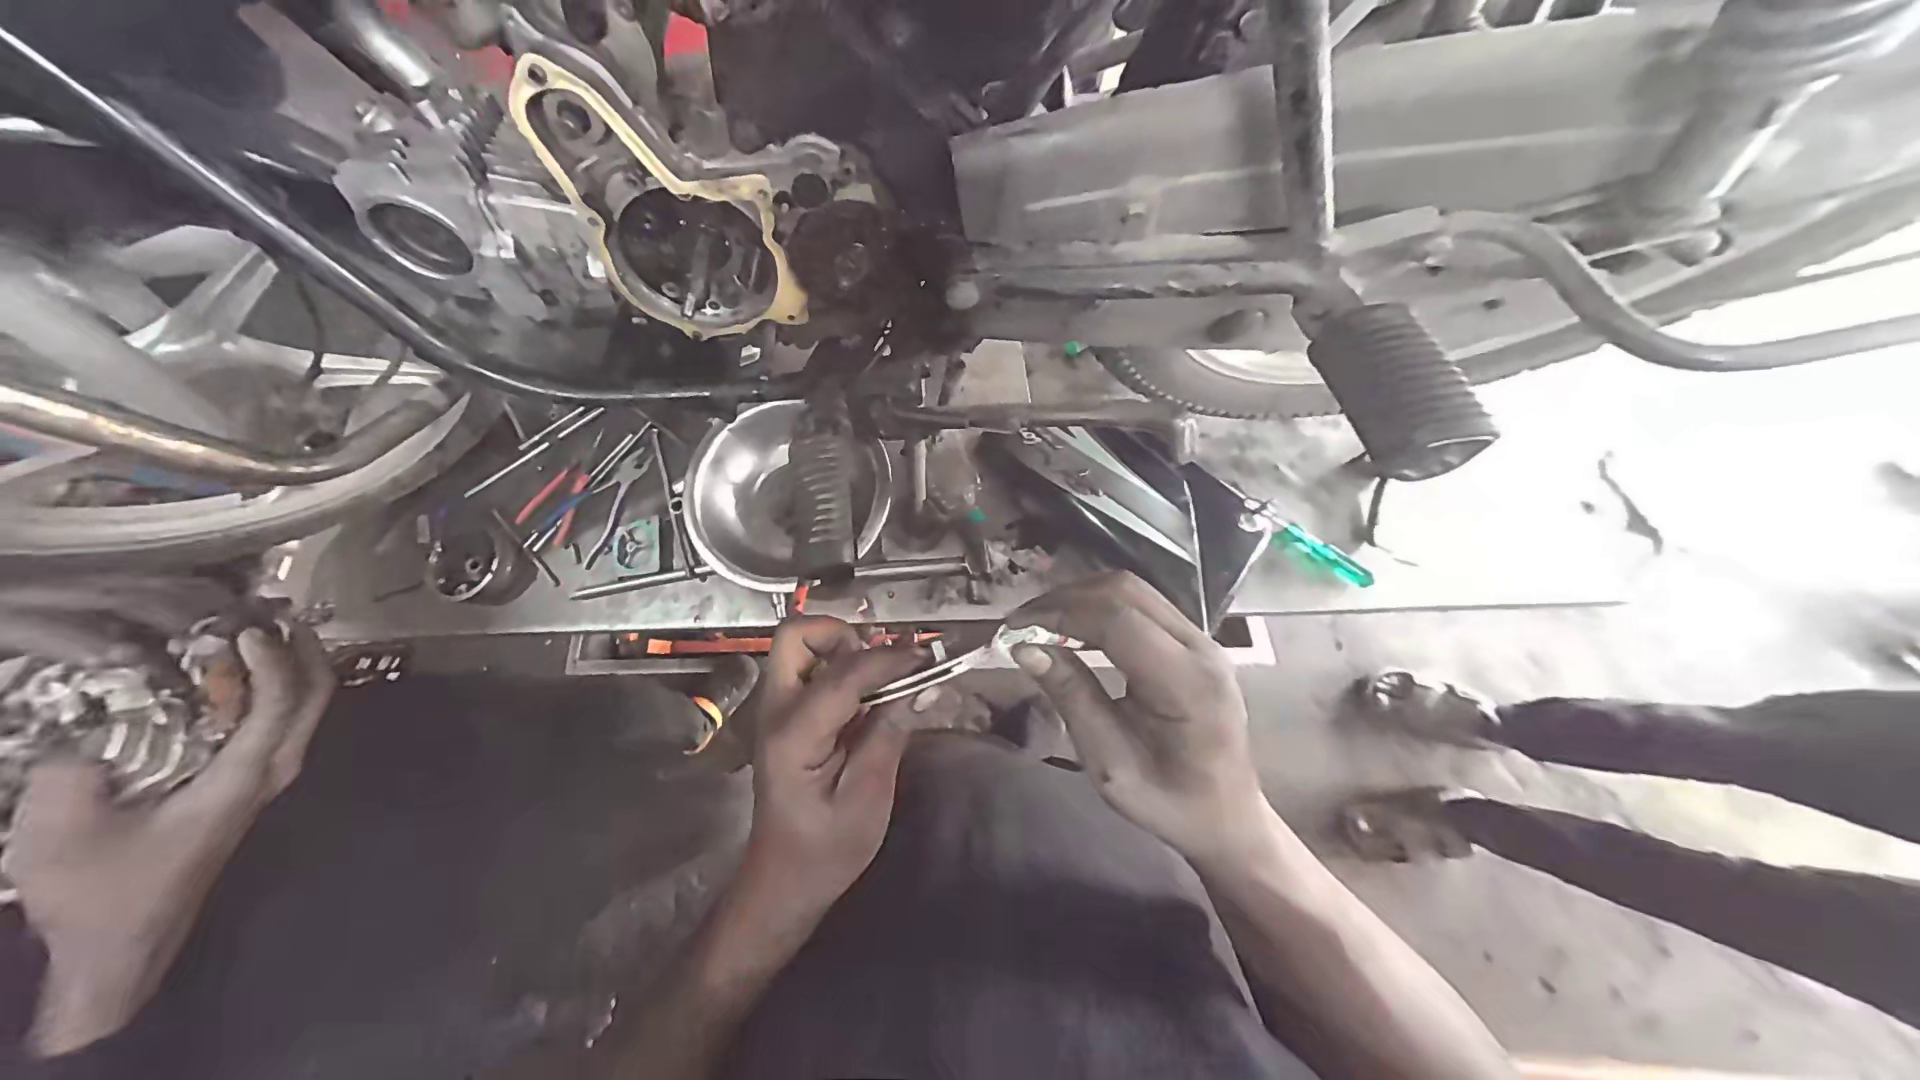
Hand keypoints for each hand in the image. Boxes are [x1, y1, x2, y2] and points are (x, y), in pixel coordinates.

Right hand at [4, 623, 334, 1056]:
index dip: (274, 660)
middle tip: (274, 614)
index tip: (247, 630)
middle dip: (306, 651)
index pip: (283, 702)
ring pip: (306, 706)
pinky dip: (275, 688)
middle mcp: (276, 768)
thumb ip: (70, 773)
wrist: (127, 939)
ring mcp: (271, 774)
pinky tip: (238, 671)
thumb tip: (81, 717)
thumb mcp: (61, 833)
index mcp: (248, 775)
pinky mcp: (253, 780)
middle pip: (317, 695)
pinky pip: (282, 720)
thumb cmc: (103, 890)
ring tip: (262, 629)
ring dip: (295, 665)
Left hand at [733, 617, 926, 919]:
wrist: (784, 878)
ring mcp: (777, 710)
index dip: (888, 660)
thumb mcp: (866, 798)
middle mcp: (776, 711)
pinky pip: (811, 669)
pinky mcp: (788, 716)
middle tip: (882, 662)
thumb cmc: (825, 849)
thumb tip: (923, 683)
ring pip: (801, 647)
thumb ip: (889, 734)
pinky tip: (874, 692)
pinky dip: (844, 667)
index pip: (842, 674)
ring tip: (883, 676)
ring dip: (843, 648)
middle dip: (844, 635)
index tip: (926, 659)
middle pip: (796, 636)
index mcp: (792, 735)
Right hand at [1007, 572, 1270, 862]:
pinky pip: (1141, 604)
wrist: (1226, 815)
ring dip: (1080, 598)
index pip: (1119, 620)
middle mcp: (1201, 648)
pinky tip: (1073, 628)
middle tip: (1022, 624)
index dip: (1062, 614)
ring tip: (1041, 623)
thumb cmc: (1168, 801)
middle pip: (1126, 592)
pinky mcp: (1193, 640)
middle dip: (1066, 599)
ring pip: (1133, 590)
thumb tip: (1025, 648)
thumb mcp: (1109, 763)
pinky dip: (1099, 606)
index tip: (1016, 629)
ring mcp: (1202, 640)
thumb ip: (1072, 698)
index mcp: (1187, 684)